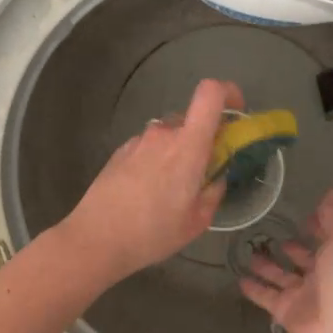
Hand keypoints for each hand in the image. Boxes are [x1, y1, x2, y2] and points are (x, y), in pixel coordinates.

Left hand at [57, 78, 244, 283]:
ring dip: (178, 153)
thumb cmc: (152, 233)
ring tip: (170, 190)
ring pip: (169, 135)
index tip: (236, 114)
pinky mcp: (120, 152)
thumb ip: (213, 192)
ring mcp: (138, 141)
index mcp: (188, 145)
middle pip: (192, 120)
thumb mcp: (197, 221)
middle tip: (202, 173)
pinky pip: (149, 147)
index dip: (228, 93)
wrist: (96, 239)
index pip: (210, 94)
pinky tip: (147, 192)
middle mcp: (162, 133)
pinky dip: (157, 161)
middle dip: (203, 140)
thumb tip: (217, 177)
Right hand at [239, 189, 332, 332]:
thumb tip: (332, 192)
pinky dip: (255, 288)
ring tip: (249, 249)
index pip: (329, 237)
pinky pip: (267, 296)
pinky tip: (239, 277)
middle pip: (304, 258)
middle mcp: (325, 275)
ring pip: (282, 276)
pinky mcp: (287, 312)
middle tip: (269, 230)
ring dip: (267, 265)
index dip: (318, 226)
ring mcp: (305, 295)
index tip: (302, 214)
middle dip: (291, 246)